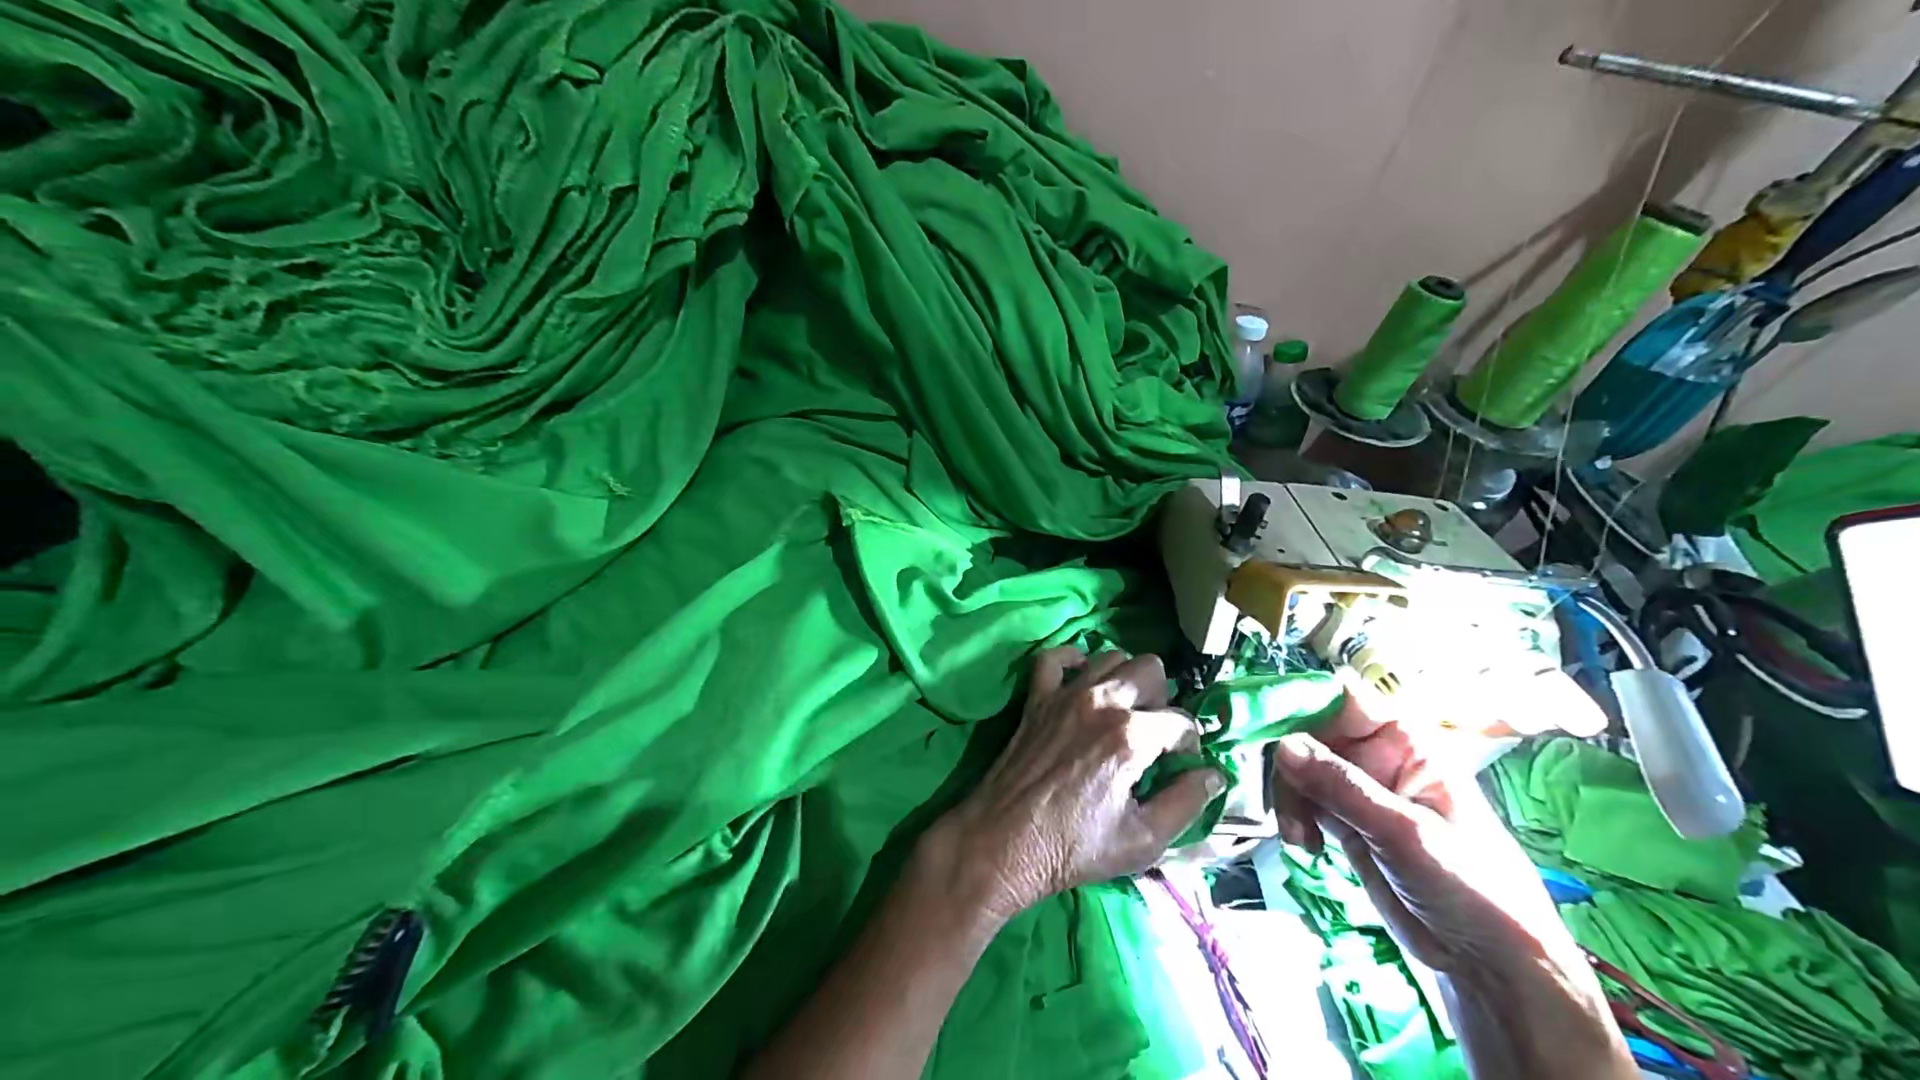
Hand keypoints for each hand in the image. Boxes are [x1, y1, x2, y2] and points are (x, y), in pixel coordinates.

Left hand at [921, 648, 1224, 922]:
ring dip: (1124, 678)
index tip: (1180, 765)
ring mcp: (1064, 694)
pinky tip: (1082, 681)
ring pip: (1110, 656)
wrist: (1004, 842)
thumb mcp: (1144, 840)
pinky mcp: (1037, 698)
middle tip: (1153, 733)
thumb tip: (1214, 775)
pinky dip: (1072, 661)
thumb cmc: (1075, 848)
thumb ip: (1186, 802)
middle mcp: (1101, 702)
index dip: (1189, 744)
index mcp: (1131, 735)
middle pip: (1151, 669)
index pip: (1181, 720)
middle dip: (1162, 698)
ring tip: (1123, 711)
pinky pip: (1054, 658)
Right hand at [1269, 683, 1570, 976]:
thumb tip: (1281, 744)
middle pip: (1306, 732)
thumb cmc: (1472, 887)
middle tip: (1281, 800)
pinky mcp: (1342, 819)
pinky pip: (1300, 799)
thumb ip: (1341, 787)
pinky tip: (1305, 844)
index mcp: (1403, 740)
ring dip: (1287, 797)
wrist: (1490, 962)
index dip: (1297, 700)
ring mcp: (1356, 787)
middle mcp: (1374, 754)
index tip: (1257, 722)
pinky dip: (1292, 816)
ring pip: (1296, 767)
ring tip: (1299, 837)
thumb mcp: (1406, 833)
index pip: (1340, 699)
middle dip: (1284, 762)